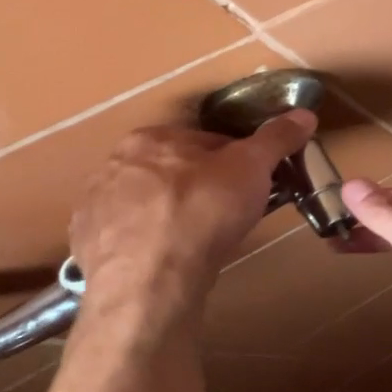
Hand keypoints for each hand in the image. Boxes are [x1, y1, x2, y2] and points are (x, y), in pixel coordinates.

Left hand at [68, 110, 316, 307]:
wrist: (151, 277)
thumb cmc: (204, 210)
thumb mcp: (254, 167)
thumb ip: (278, 138)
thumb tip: (303, 114)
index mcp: (151, 139)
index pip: (208, 139)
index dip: (239, 159)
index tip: (255, 180)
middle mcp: (113, 163)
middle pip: (178, 168)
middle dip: (206, 183)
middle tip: (235, 206)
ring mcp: (94, 204)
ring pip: (153, 199)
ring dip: (177, 209)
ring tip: (205, 233)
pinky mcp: (88, 240)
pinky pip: (131, 229)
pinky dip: (152, 236)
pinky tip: (174, 251)